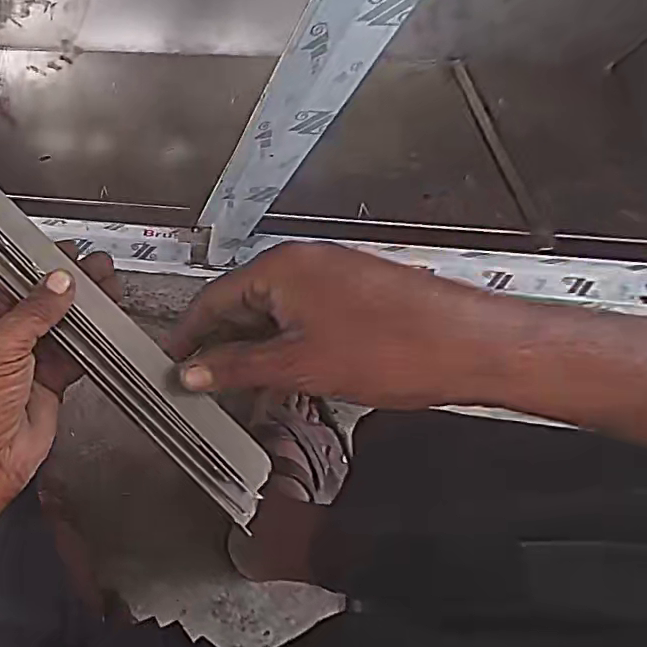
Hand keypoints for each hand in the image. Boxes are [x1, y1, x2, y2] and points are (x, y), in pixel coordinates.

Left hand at [0, 250, 120, 503]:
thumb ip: (33, 312)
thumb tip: (58, 282)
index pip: (16, 285)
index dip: (42, 269)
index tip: (69, 255)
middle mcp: (3, 341)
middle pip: (43, 305)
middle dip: (71, 287)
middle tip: (98, 270)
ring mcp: (27, 363)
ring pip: (62, 329)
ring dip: (85, 313)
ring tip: (109, 292)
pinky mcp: (49, 384)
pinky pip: (74, 357)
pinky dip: (91, 344)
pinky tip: (105, 328)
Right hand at [164, 241, 525, 408]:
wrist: (471, 346)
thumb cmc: (398, 347)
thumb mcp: (298, 366)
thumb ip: (236, 368)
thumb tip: (196, 372)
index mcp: (281, 268)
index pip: (212, 298)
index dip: (189, 333)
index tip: (174, 357)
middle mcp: (302, 262)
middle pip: (240, 302)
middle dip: (221, 343)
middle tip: (205, 378)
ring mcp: (329, 275)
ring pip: (271, 312)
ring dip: (254, 346)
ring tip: (244, 383)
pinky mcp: (351, 292)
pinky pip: (300, 314)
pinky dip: (284, 342)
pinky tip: (284, 371)